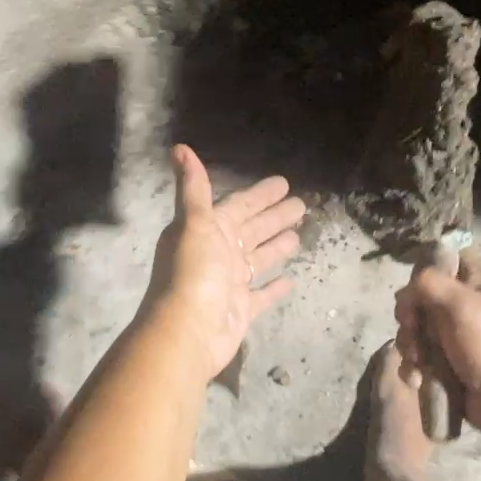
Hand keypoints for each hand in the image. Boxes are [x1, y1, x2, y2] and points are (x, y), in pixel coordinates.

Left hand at [145, 145, 304, 376]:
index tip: (284, 182)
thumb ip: (193, 188)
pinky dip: (274, 287)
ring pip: (257, 259)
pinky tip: (292, 280)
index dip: (259, 195)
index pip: (238, 206)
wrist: (186, 333)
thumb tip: (178, 147)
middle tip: (302, 204)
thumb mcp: (194, 225)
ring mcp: (229, 283)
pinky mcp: (240, 310)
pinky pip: (261, 295)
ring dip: (275, 246)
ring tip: (298, 234)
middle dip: (274, 216)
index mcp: (207, 231)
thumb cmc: (192, 274)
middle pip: (251, 230)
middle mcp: (217, 254)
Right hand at [393, 250, 480, 433]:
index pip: (444, 258)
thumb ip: (428, 282)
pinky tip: (419, 379)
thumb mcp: (460, 303)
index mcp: (477, 281)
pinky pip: (419, 355)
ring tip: (420, 363)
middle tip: (414, 330)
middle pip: (421, 297)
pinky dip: (415, 366)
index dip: (425, 270)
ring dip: (411, 345)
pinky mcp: (447, 361)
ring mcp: (455, 334)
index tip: (417, 290)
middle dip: (410, 316)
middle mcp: (465, 303)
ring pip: (415, 328)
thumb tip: (408, 292)